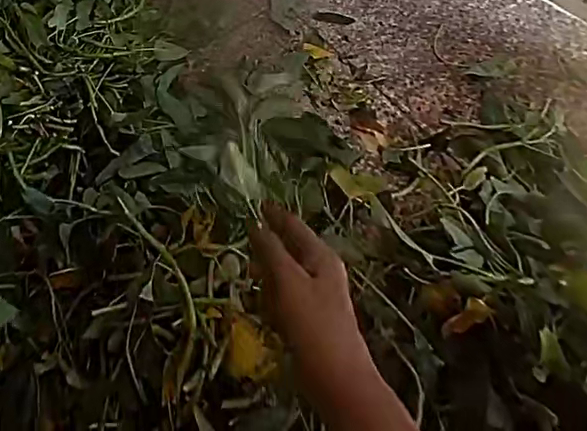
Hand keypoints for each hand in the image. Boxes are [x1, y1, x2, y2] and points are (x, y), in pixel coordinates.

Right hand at [249, 204, 414, 430]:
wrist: (339, 384)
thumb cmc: (314, 326)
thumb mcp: (288, 282)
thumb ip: (271, 250)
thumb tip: (255, 224)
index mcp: (320, 256)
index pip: (293, 224)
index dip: (273, 214)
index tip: (254, 203)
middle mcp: (320, 270)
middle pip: (287, 249)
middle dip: (267, 250)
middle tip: (246, 249)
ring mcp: (316, 295)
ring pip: (284, 274)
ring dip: (268, 278)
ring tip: (254, 285)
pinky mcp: (309, 318)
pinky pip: (285, 298)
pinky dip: (273, 300)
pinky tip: (267, 313)